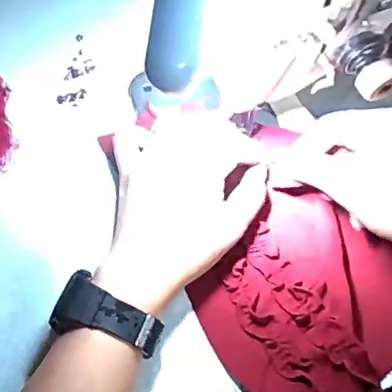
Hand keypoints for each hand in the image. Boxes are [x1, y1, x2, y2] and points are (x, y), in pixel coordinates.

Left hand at [96, 112, 269, 314]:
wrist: (143, 269)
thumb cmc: (191, 250)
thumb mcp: (233, 227)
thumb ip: (252, 194)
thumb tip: (259, 172)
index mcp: (204, 164)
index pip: (235, 142)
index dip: (253, 151)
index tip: (262, 162)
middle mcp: (175, 151)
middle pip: (206, 125)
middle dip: (229, 135)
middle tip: (240, 156)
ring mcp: (148, 156)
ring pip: (173, 123)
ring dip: (193, 128)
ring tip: (205, 146)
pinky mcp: (129, 168)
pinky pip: (130, 136)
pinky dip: (144, 134)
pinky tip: (156, 145)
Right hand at [279, 109, 391, 288]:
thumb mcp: (349, 187)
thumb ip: (312, 170)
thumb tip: (282, 162)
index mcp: (374, 121)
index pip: (323, 127)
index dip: (301, 152)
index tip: (289, 180)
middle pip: (347, 142)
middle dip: (331, 173)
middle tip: (326, 201)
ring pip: (369, 160)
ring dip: (354, 187)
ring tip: (358, 217)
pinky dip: (378, 189)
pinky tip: (383, 217)